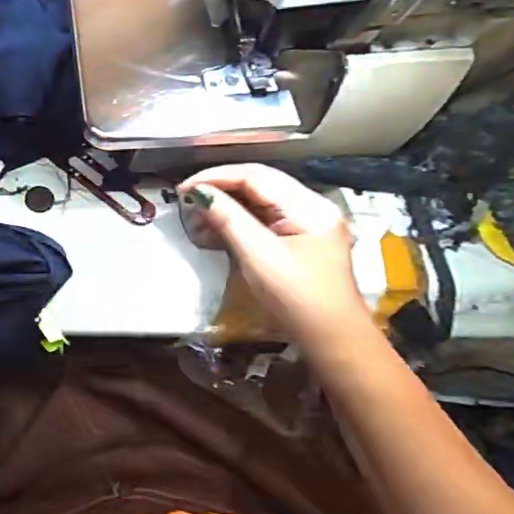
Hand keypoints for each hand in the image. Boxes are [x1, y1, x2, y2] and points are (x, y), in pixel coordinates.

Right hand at [178, 164, 369, 346]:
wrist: (330, 337)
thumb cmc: (296, 297)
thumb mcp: (257, 256)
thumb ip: (229, 219)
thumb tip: (199, 193)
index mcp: (308, 207)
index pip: (255, 176)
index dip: (216, 177)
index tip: (183, 189)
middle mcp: (311, 207)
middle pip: (258, 183)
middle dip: (219, 188)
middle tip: (187, 200)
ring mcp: (307, 223)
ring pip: (259, 200)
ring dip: (226, 205)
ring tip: (197, 219)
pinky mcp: (298, 238)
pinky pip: (263, 217)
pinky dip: (237, 220)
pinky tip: (215, 230)